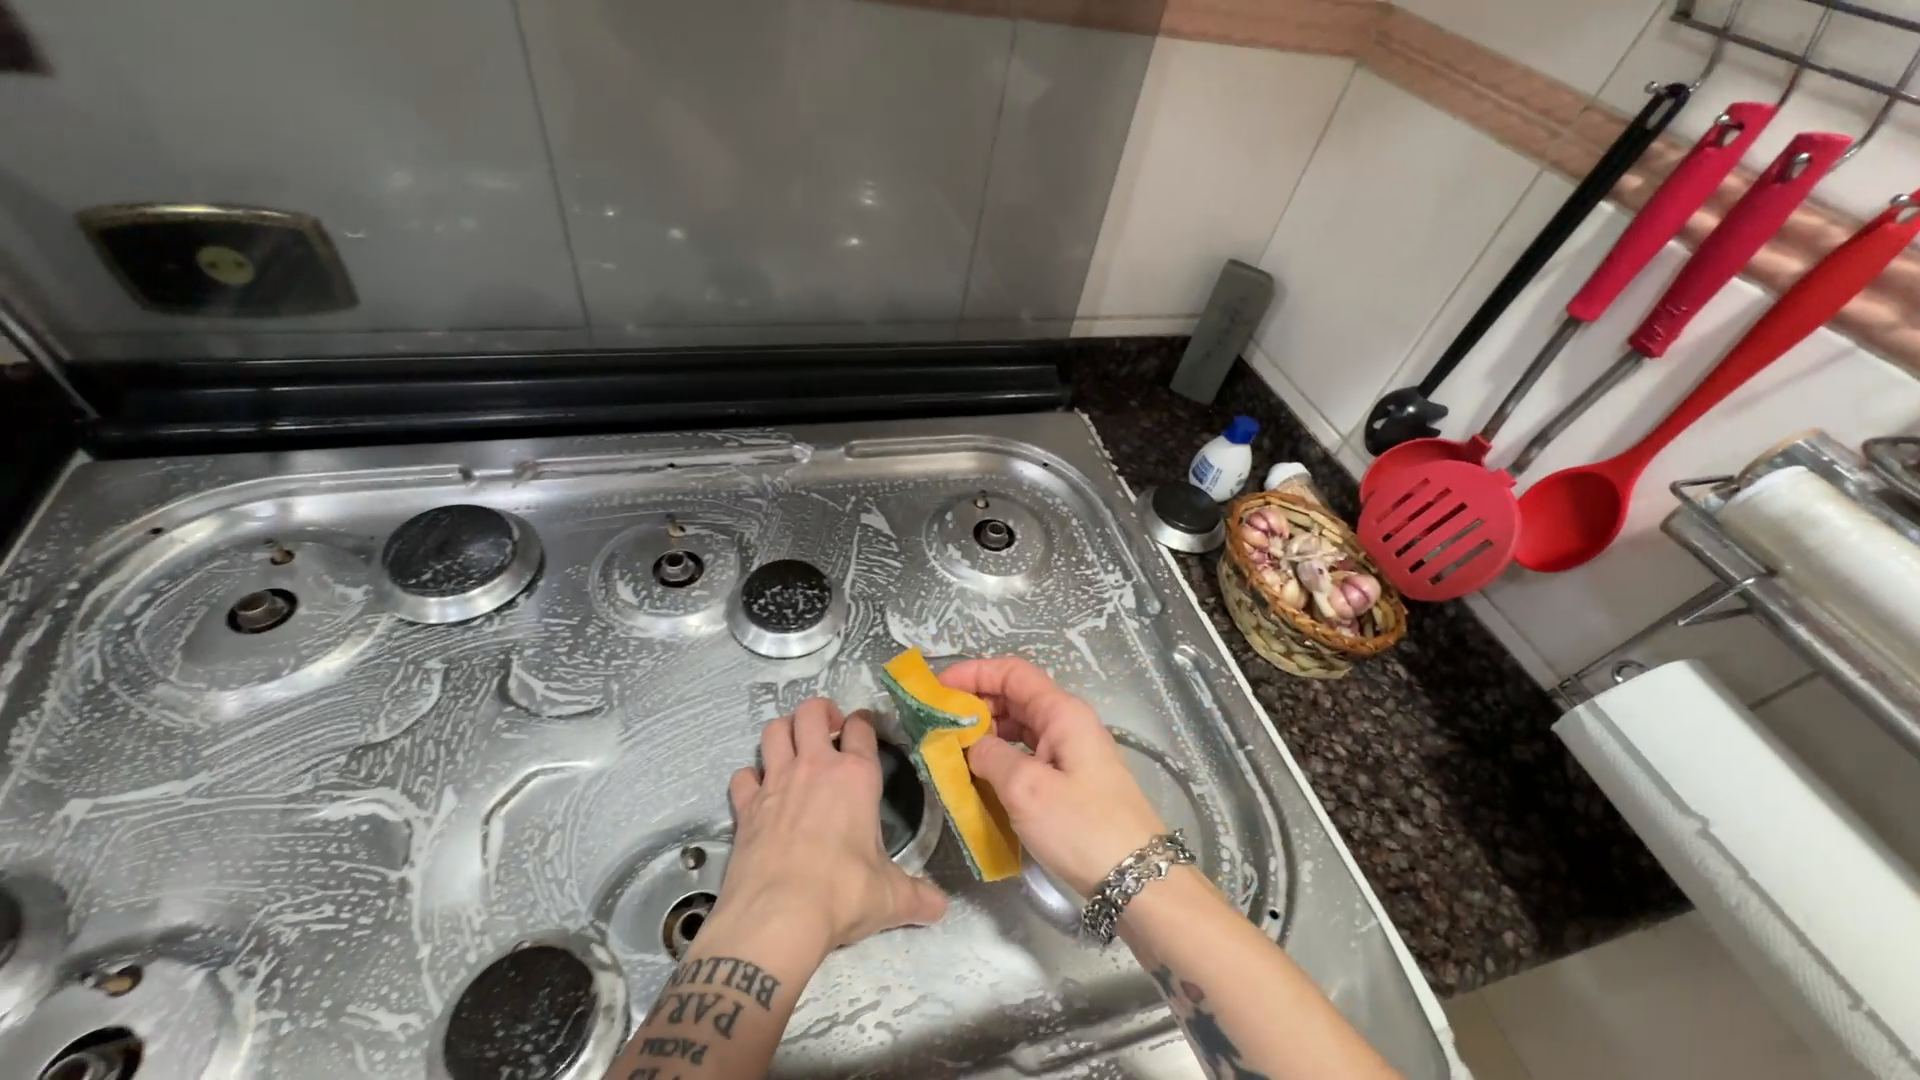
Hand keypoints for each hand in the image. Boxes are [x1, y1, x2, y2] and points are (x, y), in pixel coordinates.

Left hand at [717, 699, 947, 953]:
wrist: (778, 917)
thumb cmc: (842, 894)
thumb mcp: (891, 897)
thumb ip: (917, 896)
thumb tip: (940, 907)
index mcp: (856, 776)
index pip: (862, 728)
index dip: (865, 721)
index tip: (865, 726)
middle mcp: (815, 768)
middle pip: (811, 712)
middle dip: (820, 711)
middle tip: (829, 727)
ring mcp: (775, 783)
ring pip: (773, 731)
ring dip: (784, 731)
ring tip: (794, 746)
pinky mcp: (746, 806)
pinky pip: (743, 775)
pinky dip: (750, 778)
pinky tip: (759, 790)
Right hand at [940, 657, 1167, 895]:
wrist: (1136, 879)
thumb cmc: (1082, 827)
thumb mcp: (1026, 789)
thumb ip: (990, 756)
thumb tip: (969, 743)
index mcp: (1062, 713)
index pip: (1013, 672)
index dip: (974, 673)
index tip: (938, 689)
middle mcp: (1068, 724)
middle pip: (1015, 697)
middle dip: (975, 703)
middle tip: (937, 723)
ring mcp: (1071, 754)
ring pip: (1020, 727)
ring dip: (985, 733)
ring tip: (951, 750)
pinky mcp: (1070, 782)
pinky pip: (1028, 755)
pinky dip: (1000, 757)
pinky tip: (979, 776)